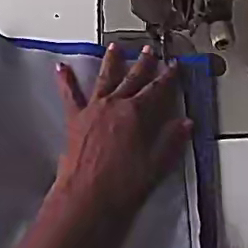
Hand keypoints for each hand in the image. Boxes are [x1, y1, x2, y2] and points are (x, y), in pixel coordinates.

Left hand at [52, 44, 192, 220]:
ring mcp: (93, 110)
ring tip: (114, 47)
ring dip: (111, 62)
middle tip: (148, 50)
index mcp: (136, 114)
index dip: (168, 77)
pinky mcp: (75, 119)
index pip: (157, 90)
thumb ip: (171, 141)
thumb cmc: (121, 186)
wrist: (85, 200)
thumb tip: (185, 123)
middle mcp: (115, 105)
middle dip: (143, 63)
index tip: (174, 66)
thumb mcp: (155, 166)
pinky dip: (66, 80)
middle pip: (133, 78)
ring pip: (105, 78)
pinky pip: (70, 95)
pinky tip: (62, 67)